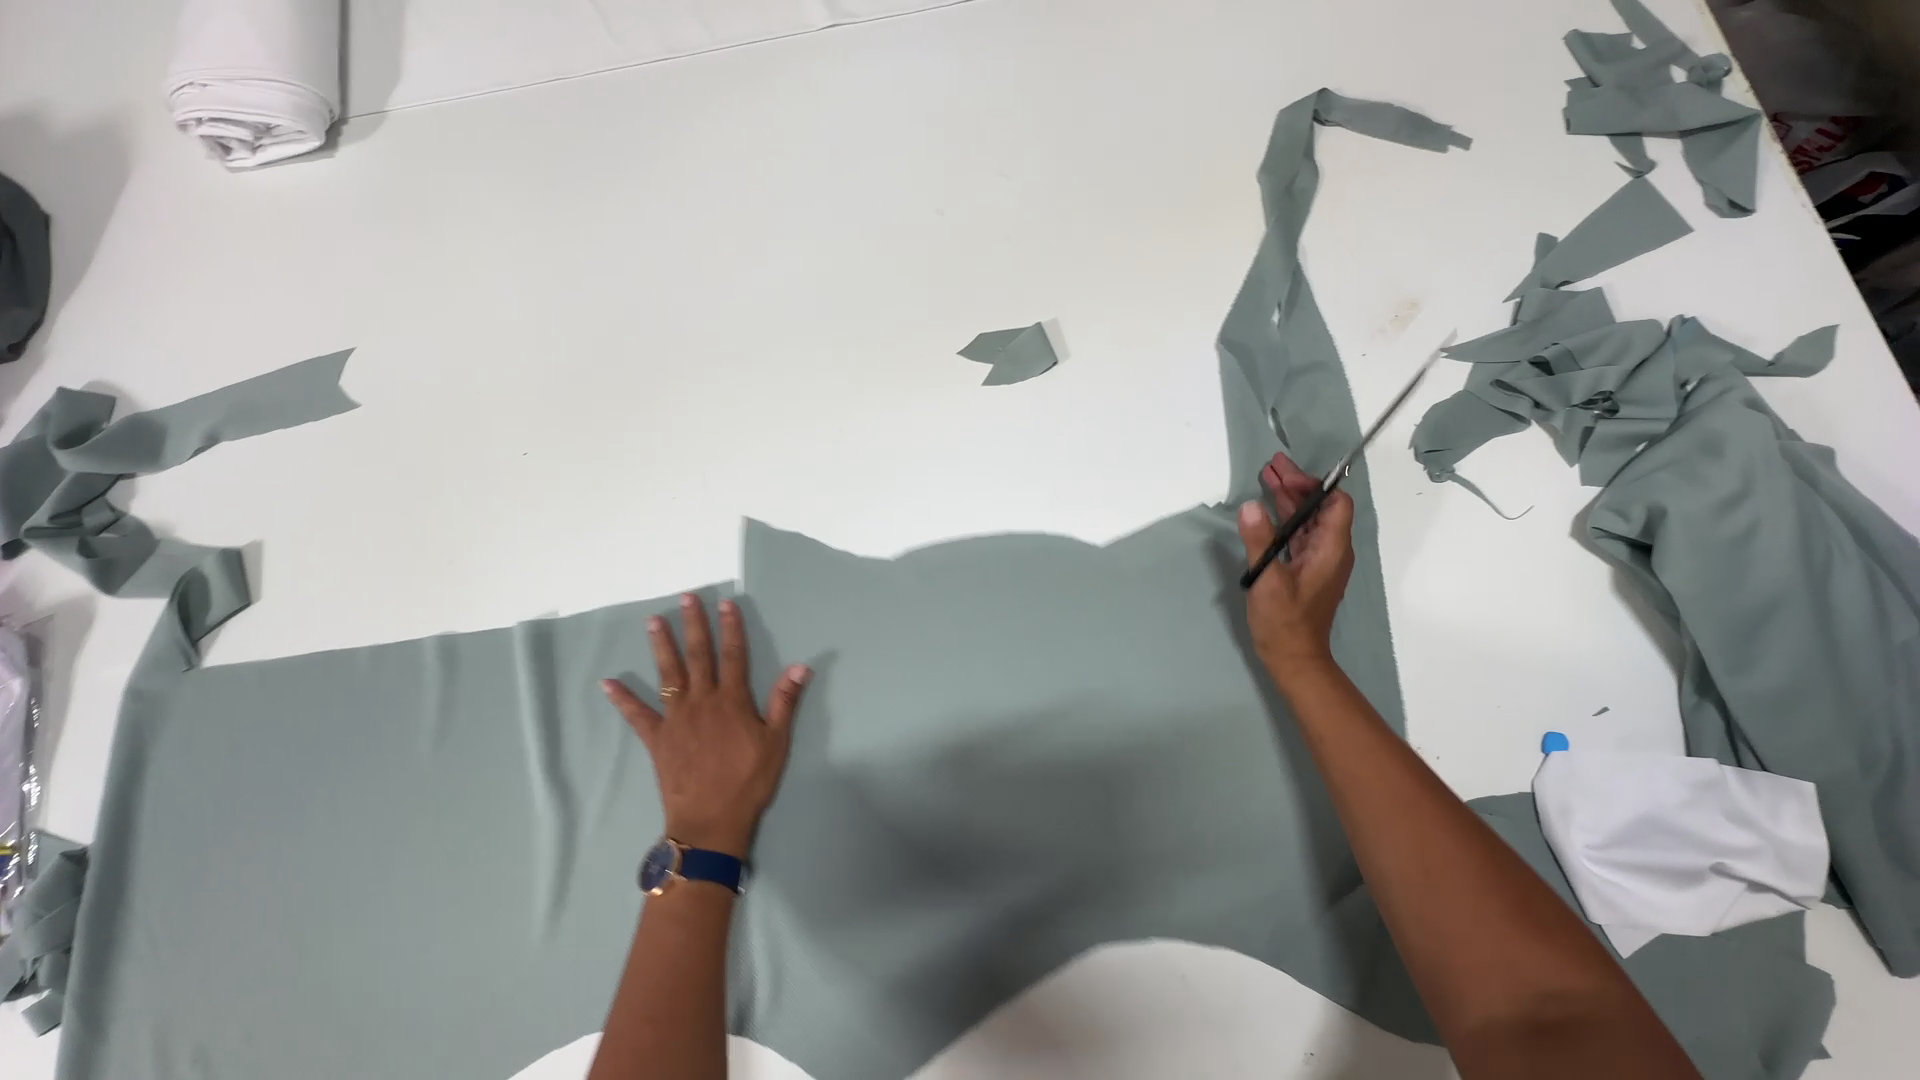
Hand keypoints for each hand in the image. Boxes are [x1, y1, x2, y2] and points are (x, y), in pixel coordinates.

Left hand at [602, 594, 810, 858]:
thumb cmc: (749, 782)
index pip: (734, 655)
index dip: (731, 629)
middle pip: (698, 656)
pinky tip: (608, 682)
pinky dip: (622, 698)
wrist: (711, 820)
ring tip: (654, 621)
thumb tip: (801, 666)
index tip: (726, 604)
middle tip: (687, 598)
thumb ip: (785, 702)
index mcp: (732, 701)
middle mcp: (702, 701)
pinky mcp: (658, 739)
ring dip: (662, 646)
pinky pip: (637, 715)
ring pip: (668, 675)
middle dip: (694, 625)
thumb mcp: (777, 742)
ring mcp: (676, 719)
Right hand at [1237, 451, 1355, 683]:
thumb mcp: (1268, 579)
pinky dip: (1284, 519)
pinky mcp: (1304, 570)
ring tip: (1266, 478)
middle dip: (1298, 484)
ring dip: (1288, 499)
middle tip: (1271, 465)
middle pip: (1320, 508)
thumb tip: (1250, 506)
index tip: (1284, 476)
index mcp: (1331, 549)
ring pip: (1307, 520)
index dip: (1313, 485)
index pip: (1335, 504)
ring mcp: (1317, 561)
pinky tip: (1265, 512)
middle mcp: (1330, 551)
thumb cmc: (1285, 621)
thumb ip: (1259, 540)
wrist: (1294, 657)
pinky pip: (1298, 536)